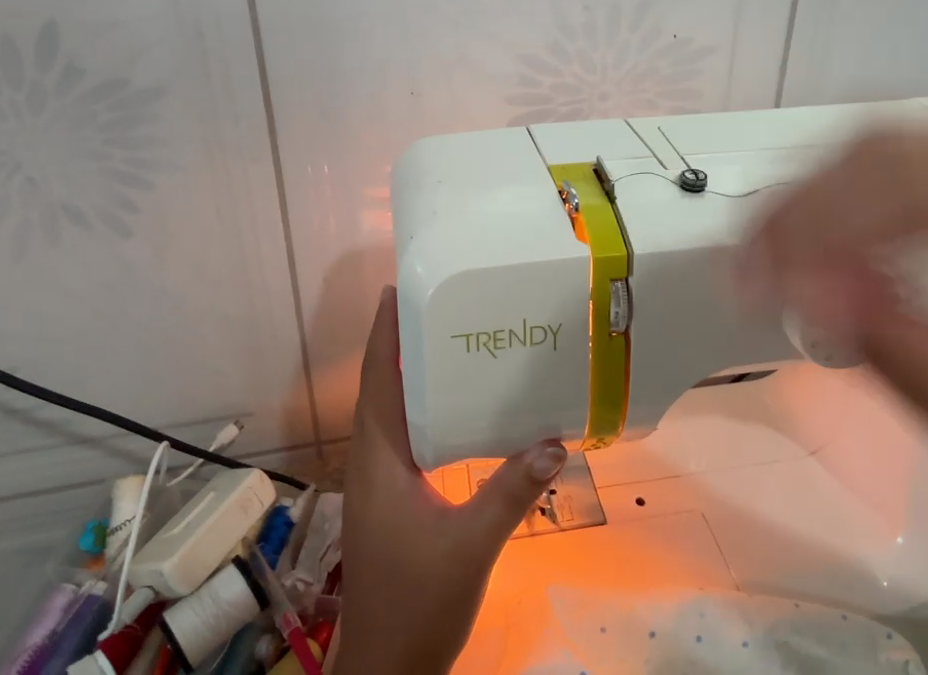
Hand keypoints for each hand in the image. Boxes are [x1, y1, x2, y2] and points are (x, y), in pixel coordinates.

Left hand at [335, 287, 566, 674]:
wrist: (387, 666)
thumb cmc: (419, 601)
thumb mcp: (471, 545)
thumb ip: (511, 491)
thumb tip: (555, 440)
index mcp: (380, 461)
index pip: (378, 383)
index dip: (384, 335)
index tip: (396, 290)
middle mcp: (372, 463)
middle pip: (380, 390)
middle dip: (400, 345)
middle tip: (438, 305)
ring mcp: (379, 484)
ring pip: (389, 415)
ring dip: (409, 377)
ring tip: (448, 344)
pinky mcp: (391, 502)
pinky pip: (402, 439)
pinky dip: (421, 412)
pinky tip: (454, 413)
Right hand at [737, 126, 927, 554]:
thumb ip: (921, 368)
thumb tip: (813, 290)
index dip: (826, 223)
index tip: (754, 275)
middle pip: (916, 146)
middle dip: (810, 199)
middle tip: (746, 262)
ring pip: (912, 139)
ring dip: (825, 189)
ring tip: (772, 249)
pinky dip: (859, 193)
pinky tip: (828, 237)